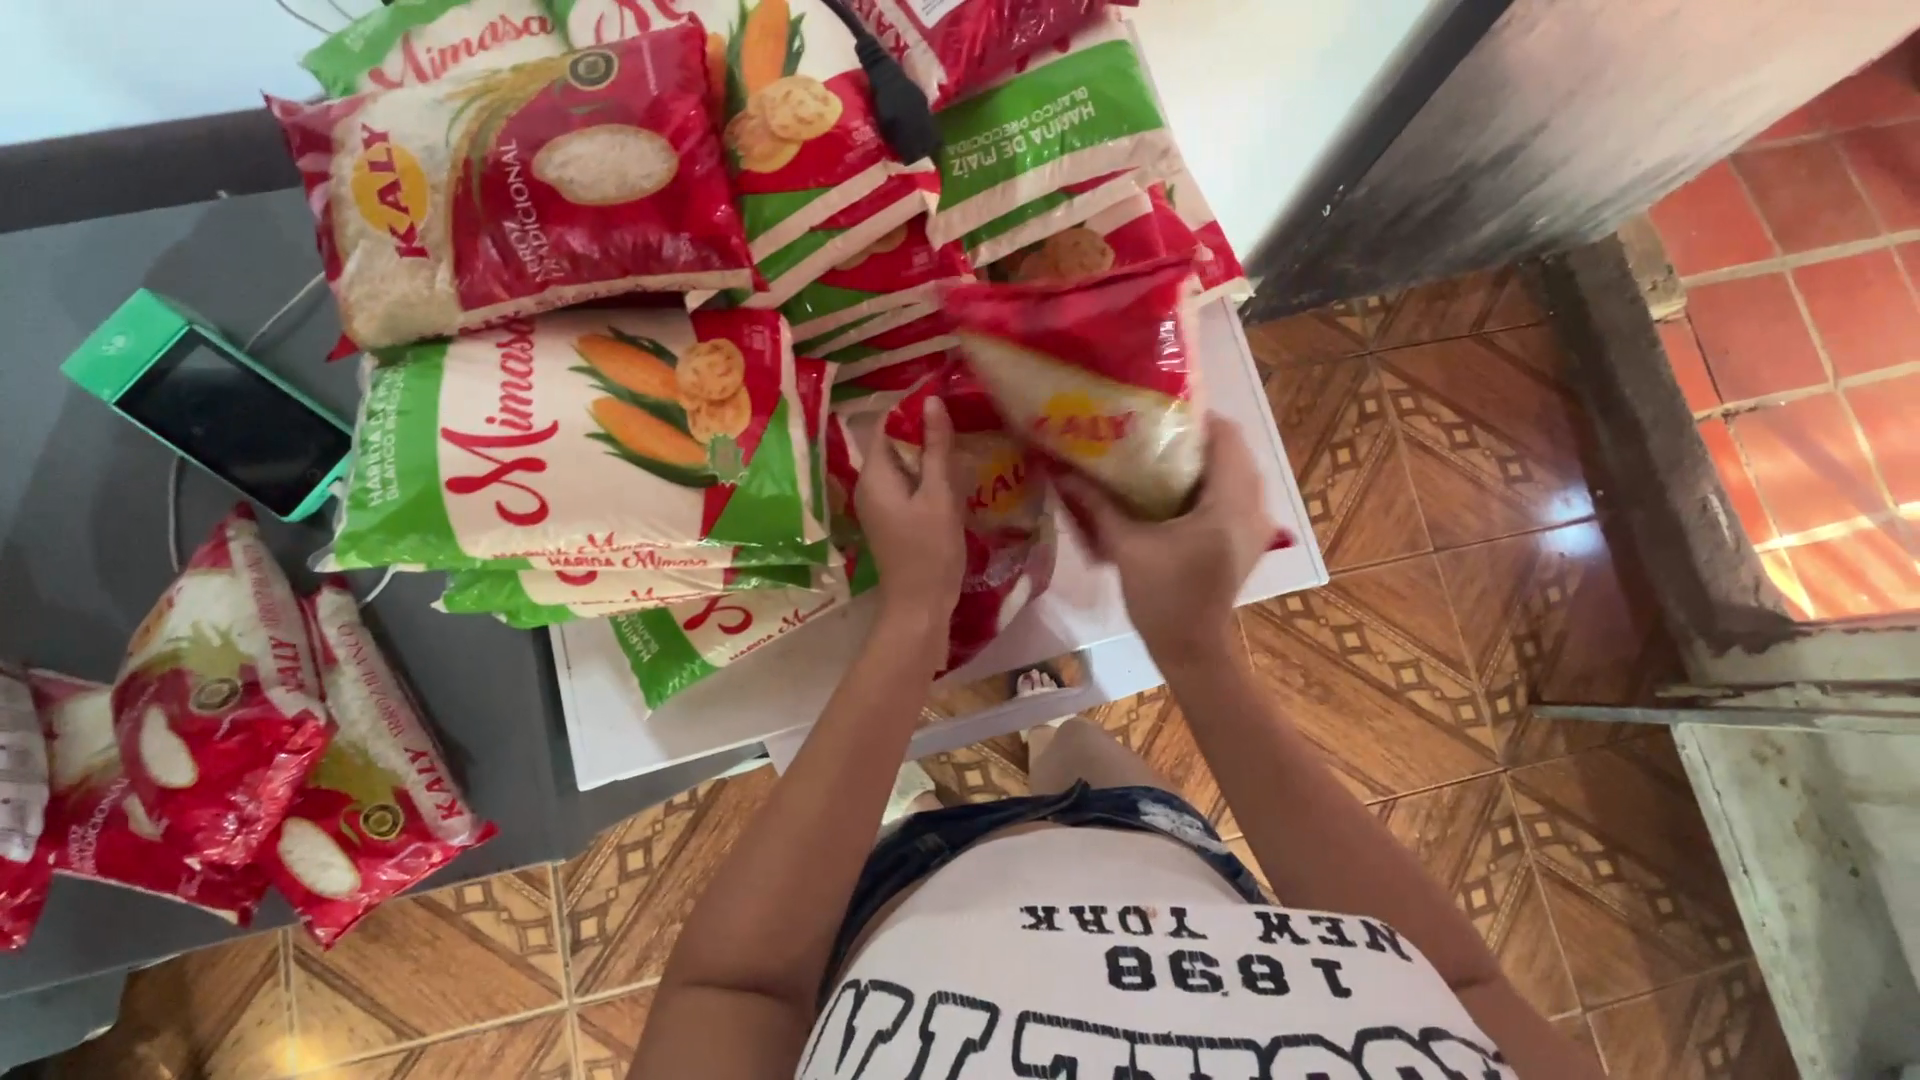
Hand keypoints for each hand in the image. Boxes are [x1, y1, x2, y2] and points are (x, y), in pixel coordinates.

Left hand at [855, 397, 965, 653]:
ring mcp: (877, 505)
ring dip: (928, 455)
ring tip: (962, 443)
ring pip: (901, 466)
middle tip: (961, 419)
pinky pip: (906, 485)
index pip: (887, 424)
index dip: (913, 408)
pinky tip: (953, 477)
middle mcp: (868, 486)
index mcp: (874, 476)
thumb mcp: (939, 496)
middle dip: (924, 431)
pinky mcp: (891, 520)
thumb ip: (936, 448)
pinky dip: (926, 476)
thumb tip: (932, 402)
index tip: (946, 397)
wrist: (919, 607)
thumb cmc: (930, 551)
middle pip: (893, 444)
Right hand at [1059, 414, 1275, 670]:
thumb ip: (1098, 505)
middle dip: (1193, 438)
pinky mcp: (1247, 539)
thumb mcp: (1127, 547)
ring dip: (1202, 461)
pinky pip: (1235, 494)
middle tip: (1149, 433)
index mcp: (1229, 503)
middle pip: (1232, 450)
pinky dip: (1210, 484)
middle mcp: (1252, 507)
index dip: (1193, 418)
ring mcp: (1255, 525)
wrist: (1192, 649)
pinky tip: (1173, 492)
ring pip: (1235, 472)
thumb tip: (1062, 473)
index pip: (1225, 436)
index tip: (1154, 413)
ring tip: (1157, 458)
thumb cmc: (1163, 598)